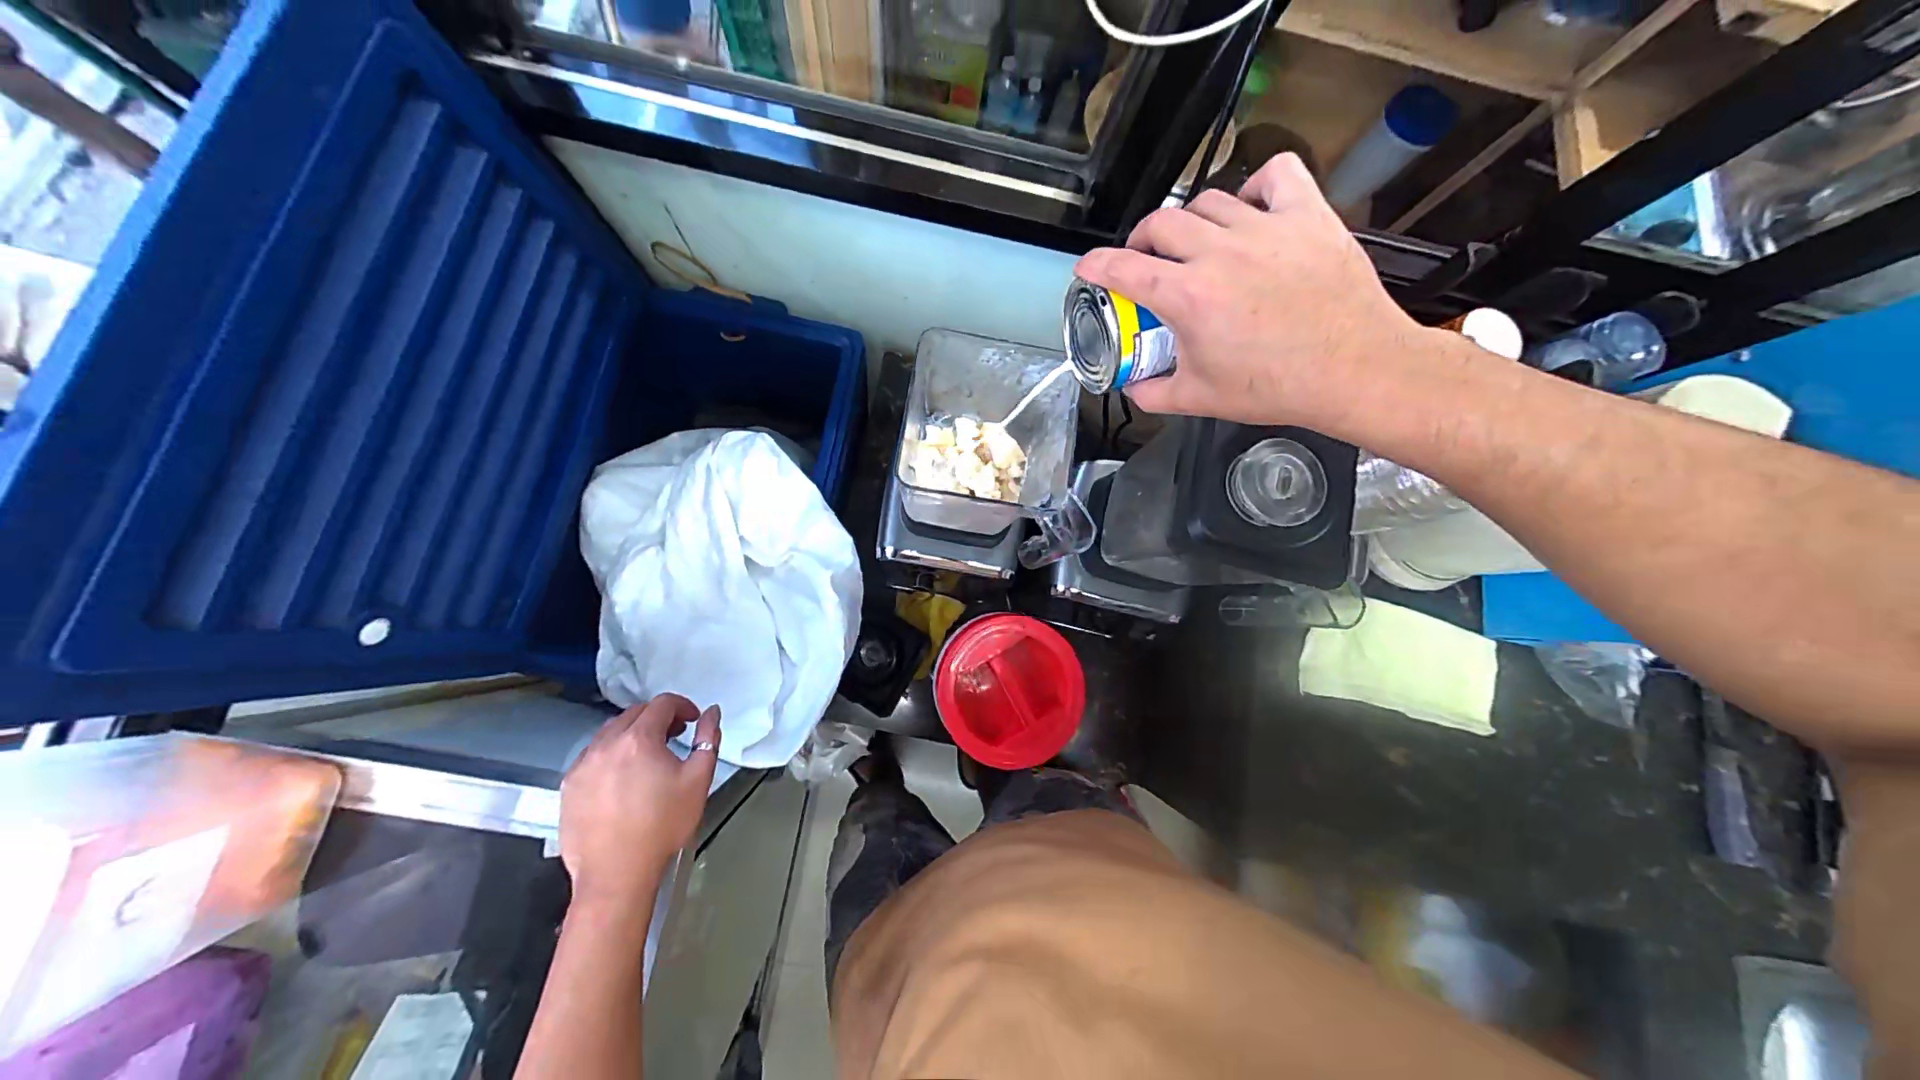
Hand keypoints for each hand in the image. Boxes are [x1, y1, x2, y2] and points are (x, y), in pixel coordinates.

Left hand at [559, 694, 721, 908]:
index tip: (692, 720)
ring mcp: (583, 765)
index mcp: (639, 739)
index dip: (682, 706)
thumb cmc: (662, 826)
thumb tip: (711, 712)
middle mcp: (606, 744)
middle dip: (657, 718)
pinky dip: (610, 754)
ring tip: (648, 757)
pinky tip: (622, 777)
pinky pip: (592, 756)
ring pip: (609, 733)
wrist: (616, 874)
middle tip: (674, 736)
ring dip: (632, 734)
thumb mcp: (698, 779)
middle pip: (634, 714)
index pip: (661, 704)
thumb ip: (708, 738)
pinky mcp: (569, 786)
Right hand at [1073, 154, 1434, 433]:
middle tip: (1145, 258)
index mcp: (1189, 296)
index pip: (1123, 268)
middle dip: (1141, 239)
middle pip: (1160, 223)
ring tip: (1196, 240)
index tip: (1089, 267)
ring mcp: (1265, 229)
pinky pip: (1275, 174)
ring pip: (1208, 201)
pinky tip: (1252, 207)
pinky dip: (1256, 185)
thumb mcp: (1200, 398)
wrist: (1354, 371)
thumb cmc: (1279, 385)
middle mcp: (1221, 253)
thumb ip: (1154, 392)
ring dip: (1191, 220)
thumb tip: (1135, 386)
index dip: (1096, 266)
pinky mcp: (1308, 216)